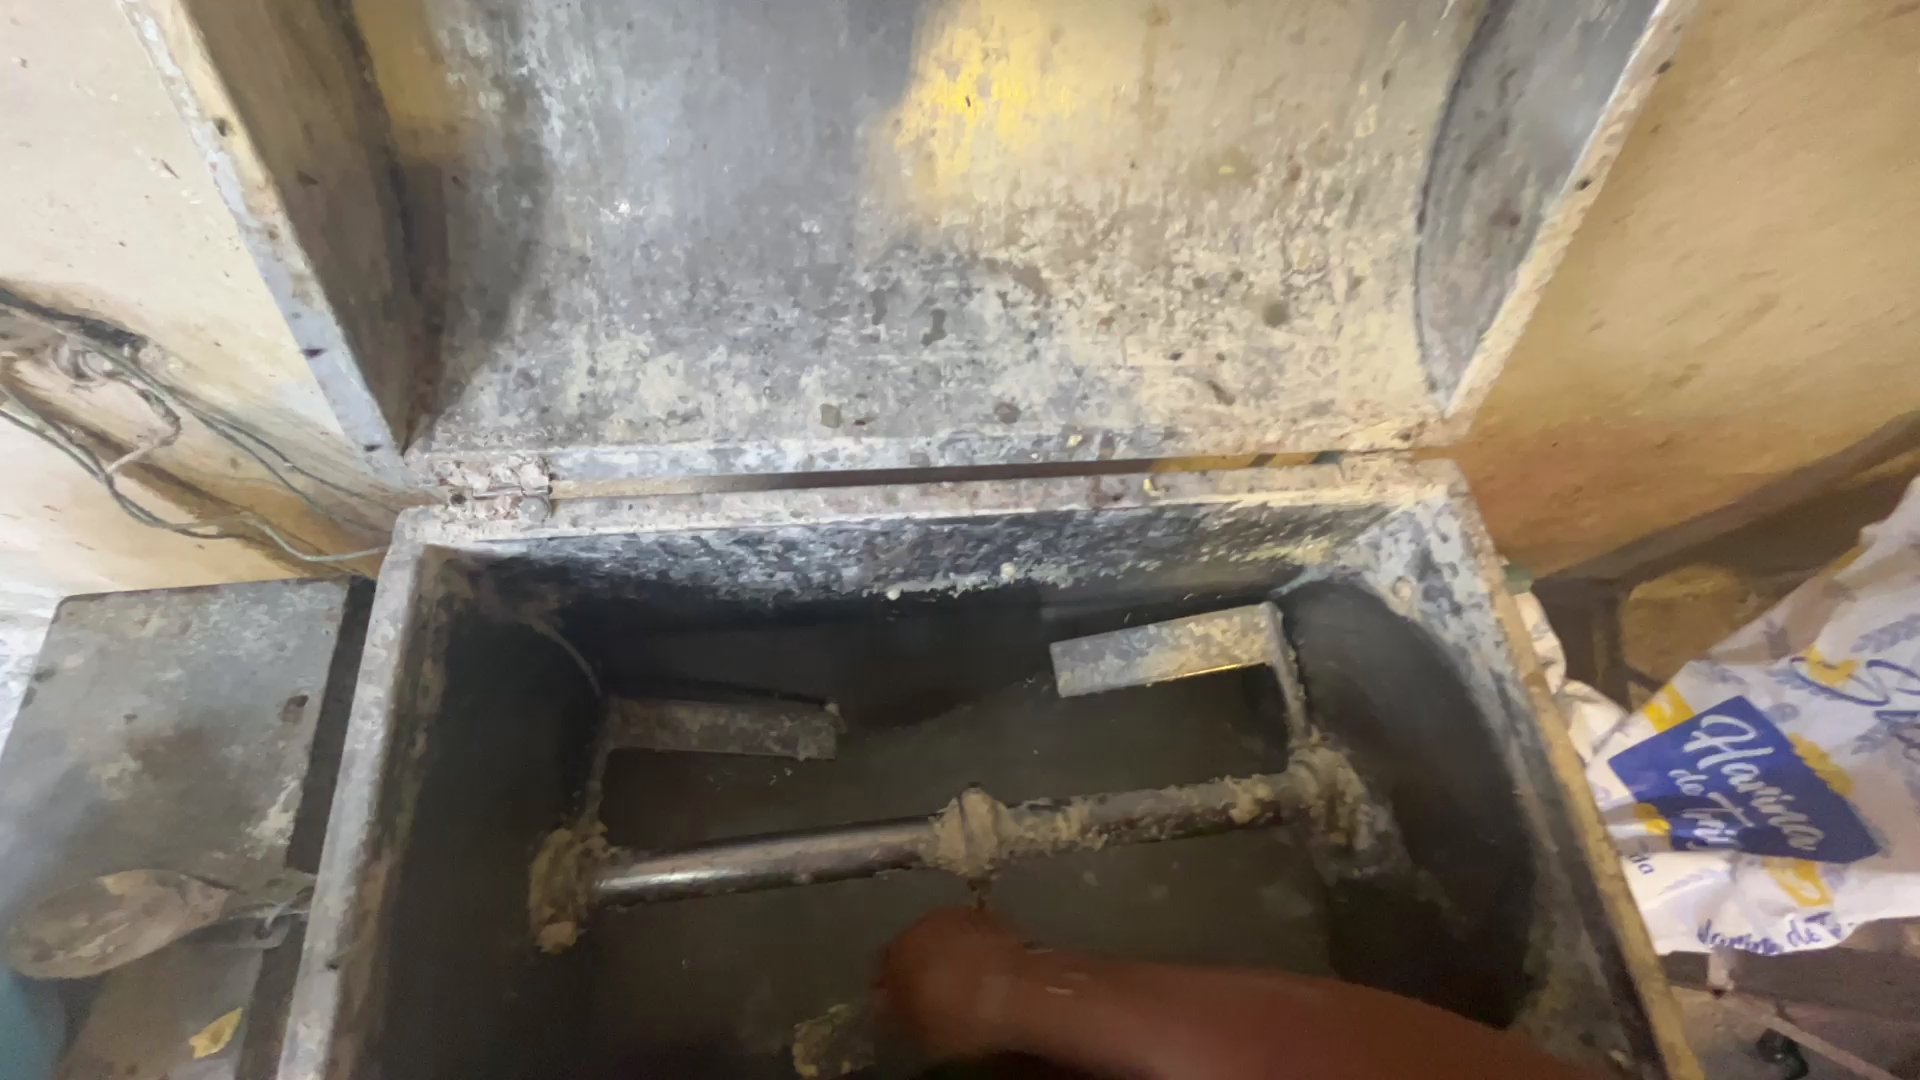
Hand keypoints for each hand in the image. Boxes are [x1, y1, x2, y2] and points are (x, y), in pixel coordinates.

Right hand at [876, 907, 1027, 1058]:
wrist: (1014, 991)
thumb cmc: (957, 1019)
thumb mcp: (916, 1030)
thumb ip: (895, 1009)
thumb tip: (886, 1000)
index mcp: (898, 950)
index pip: (883, 964)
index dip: (889, 984)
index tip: (897, 1004)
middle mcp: (923, 923)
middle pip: (913, 942)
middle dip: (918, 963)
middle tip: (928, 992)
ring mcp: (958, 915)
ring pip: (943, 934)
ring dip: (946, 952)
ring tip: (960, 981)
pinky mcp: (989, 916)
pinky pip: (970, 933)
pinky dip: (972, 947)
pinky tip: (983, 971)